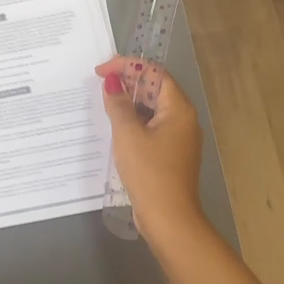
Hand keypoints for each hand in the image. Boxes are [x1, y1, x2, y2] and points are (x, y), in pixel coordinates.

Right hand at [97, 56, 206, 243]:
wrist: (169, 218)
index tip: (101, 71)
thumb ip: (118, 104)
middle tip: (99, 83)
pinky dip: (134, 120)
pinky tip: (115, 127)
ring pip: (153, 108)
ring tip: (103, 102)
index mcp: (178, 108)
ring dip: (129, 102)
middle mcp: (183, 119)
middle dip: (128, 81)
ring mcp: (179, 138)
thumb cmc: (149, 171)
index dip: (127, 65)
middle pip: (155, 88)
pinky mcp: (170, 154)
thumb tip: (112, 82)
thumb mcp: (127, 133)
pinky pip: (152, 126)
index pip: (154, 72)